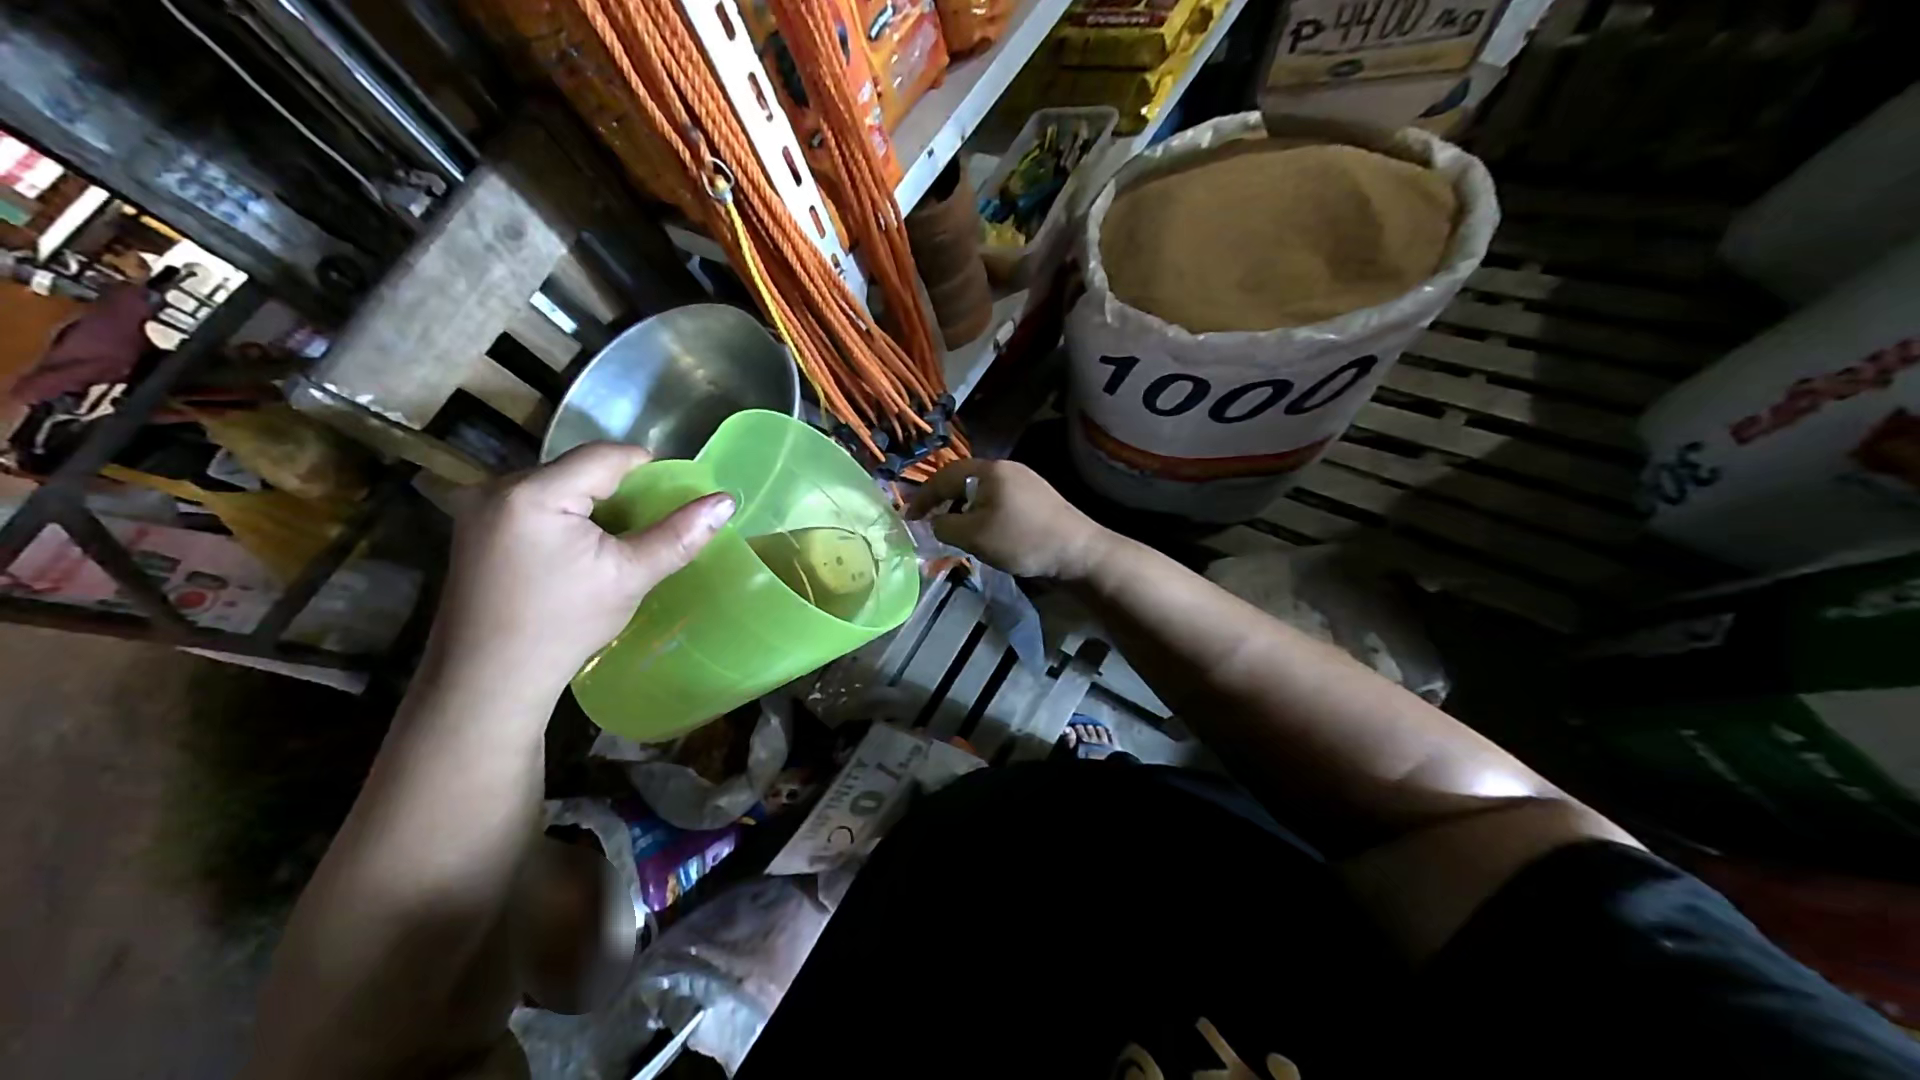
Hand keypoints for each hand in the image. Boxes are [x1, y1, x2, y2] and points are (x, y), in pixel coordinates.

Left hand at [428, 443, 735, 695]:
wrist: (489, 678)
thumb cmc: (564, 625)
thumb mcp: (630, 576)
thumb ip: (679, 535)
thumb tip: (726, 501)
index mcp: (535, 492)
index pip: (605, 456)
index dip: (646, 471)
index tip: (668, 502)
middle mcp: (498, 486)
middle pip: (578, 468)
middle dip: (615, 491)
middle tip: (639, 531)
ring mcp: (478, 506)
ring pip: (556, 484)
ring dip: (589, 503)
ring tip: (608, 544)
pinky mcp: (473, 526)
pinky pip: (532, 501)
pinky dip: (562, 516)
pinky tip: (572, 553)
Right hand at [905, 459, 1112, 579]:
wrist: (1078, 552)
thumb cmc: (1022, 540)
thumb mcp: (974, 536)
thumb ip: (945, 526)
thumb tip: (934, 522)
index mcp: (990, 470)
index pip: (945, 476)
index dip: (923, 496)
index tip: (908, 517)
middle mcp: (1008, 468)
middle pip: (964, 481)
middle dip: (944, 502)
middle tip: (929, 523)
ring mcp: (1026, 482)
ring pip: (982, 493)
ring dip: (964, 510)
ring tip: (955, 532)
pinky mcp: (1038, 499)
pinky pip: (1000, 501)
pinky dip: (983, 514)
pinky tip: (985, 534)